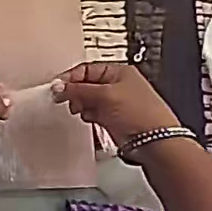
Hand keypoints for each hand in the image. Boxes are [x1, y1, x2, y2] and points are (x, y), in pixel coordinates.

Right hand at [53, 62, 179, 146]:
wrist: (153, 141)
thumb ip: (79, 89)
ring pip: (88, 100)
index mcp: (119, 72)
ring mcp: (115, 102)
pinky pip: (93, 113)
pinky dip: (88, 115)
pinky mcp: (112, 118)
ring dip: (81, 105)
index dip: (70, 77)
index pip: (87, 69)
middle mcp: (117, 85)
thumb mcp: (105, 95)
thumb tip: (60, 86)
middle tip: (67, 99)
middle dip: (75, 93)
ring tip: (81, 110)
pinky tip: (90, 118)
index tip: (57, 87)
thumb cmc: (140, 114)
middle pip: (85, 84)